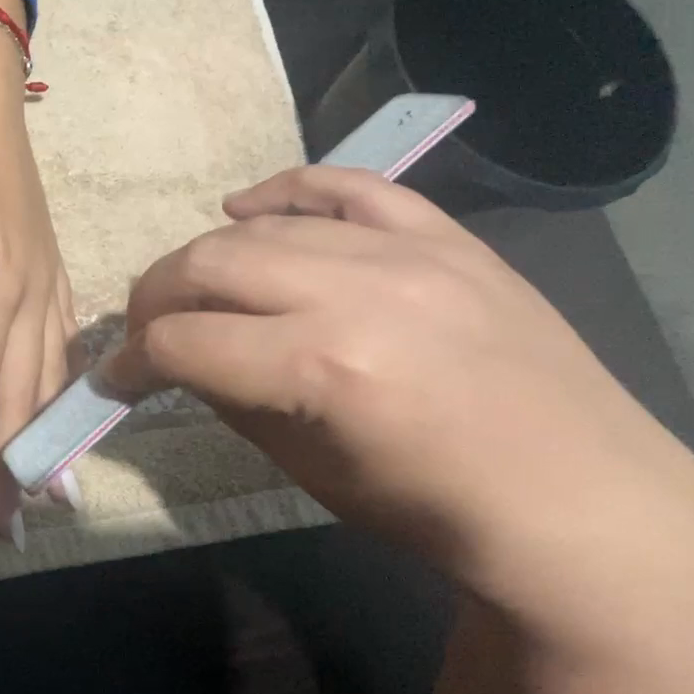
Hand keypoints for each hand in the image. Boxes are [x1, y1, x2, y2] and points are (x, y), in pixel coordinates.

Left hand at [0, 13, 78, 547]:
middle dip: (11, 461)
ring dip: (43, 433)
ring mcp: (42, 281)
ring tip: (49, 485)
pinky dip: (61, 384)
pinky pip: (58, 341)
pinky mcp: (47, 269)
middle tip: (12, 524)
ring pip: (43, 374)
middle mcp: (22, 295)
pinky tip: (69, 403)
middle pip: (16, 393)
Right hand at [100, 166, 693, 580]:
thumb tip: (176, 359)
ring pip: (262, 227)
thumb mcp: (303, 467)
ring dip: (204, 257)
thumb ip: (229, 396)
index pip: (180, 342)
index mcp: (321, 368)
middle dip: (152, 300)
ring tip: (194, 290)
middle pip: (205, 265)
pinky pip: (349, 186)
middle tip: (145, 332)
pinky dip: (285, 190)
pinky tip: (245, 209)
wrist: (577, 502)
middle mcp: (357, 294)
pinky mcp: (446, 238)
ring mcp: (408, 254)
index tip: (115, 379)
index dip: (130, 362)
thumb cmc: (429, 506)